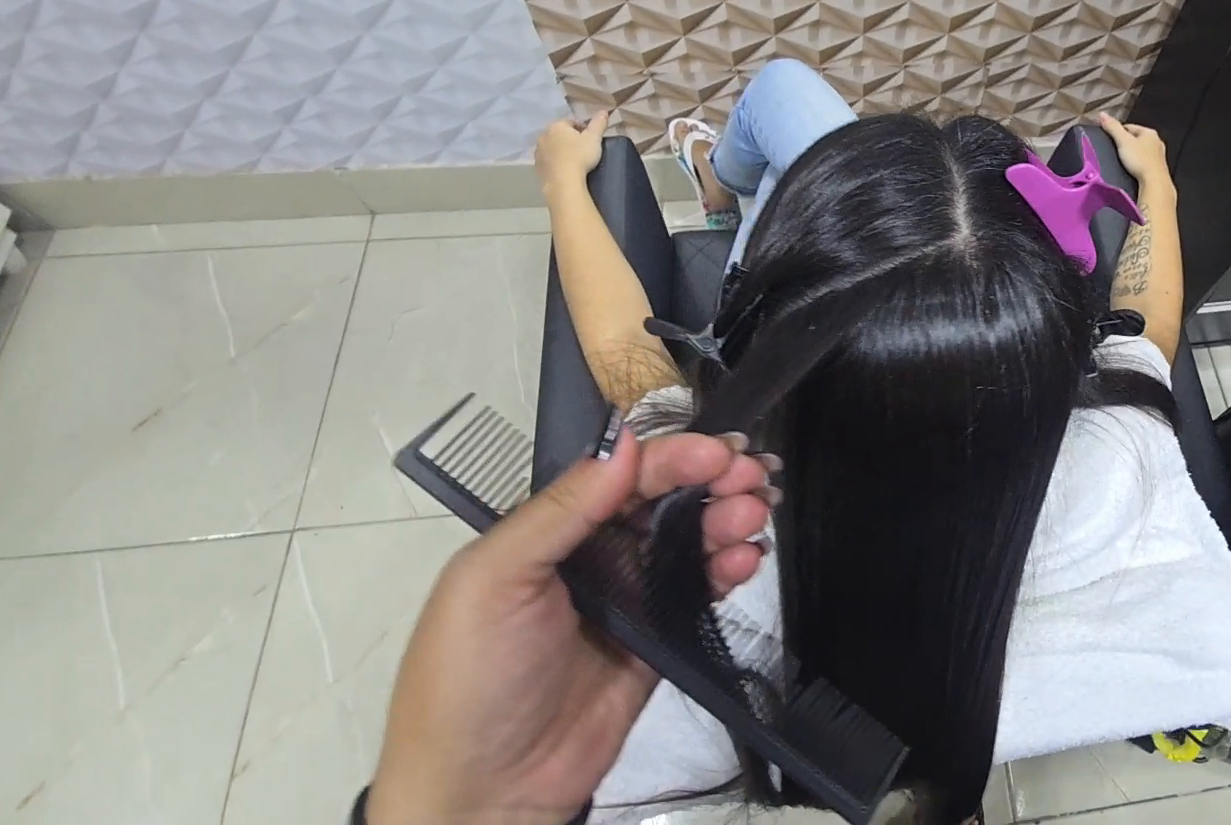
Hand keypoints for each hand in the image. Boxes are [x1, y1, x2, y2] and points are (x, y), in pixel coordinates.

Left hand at [367, 429, 774, 824]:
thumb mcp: (495, 581)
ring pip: (693, 535)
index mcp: (554, 527)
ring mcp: (633, 591)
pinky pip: (703, 585)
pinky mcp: (663, 631)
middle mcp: (597, 549)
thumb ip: (561, 509)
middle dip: (715, 479)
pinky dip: (731, 565)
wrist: (485, 797)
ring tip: (757, 516)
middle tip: (755, 477)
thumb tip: (624, 440)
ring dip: (730, 517)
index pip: (624, 474)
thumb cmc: (474, 677)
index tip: (720, 453)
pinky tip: (748, 559)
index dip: (675, 457)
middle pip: (668, 497)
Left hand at [534, 111, 609, 185]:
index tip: (591, 140)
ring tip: (574, 162)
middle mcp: (544, 135)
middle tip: (583, 151)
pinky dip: (555, 162)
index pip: (571, 123)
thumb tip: (604, 111)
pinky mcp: (537, 167)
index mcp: (557, 126)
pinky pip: (548, 160)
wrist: (563, 183)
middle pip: (560, 134)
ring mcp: (538, 152)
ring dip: (561, 151)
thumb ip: (598, 124)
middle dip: (570, 140)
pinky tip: (565, 170)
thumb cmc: (580, 157)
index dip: (583, 130)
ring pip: (552, 147)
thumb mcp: (594, 139)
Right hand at [1098, 115, 1170, 191]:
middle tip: (1116, 150)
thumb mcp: (1123, 141)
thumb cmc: (1141, 161)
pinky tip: (1132, 168)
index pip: (1129, 127)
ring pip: (1141, 150)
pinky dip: (1138, 163)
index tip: (1110, 138)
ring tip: (1123, 160)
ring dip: (1132, 154)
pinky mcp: (1158, 167)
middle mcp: (1156, 141)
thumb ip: (1113, 127)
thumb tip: (1102, 114)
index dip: (1117, 132)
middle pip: (1136, 139)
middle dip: (1126, 143)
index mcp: (1149, 132)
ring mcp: (1158, 155)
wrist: (1154, 181)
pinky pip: (1144, 161)